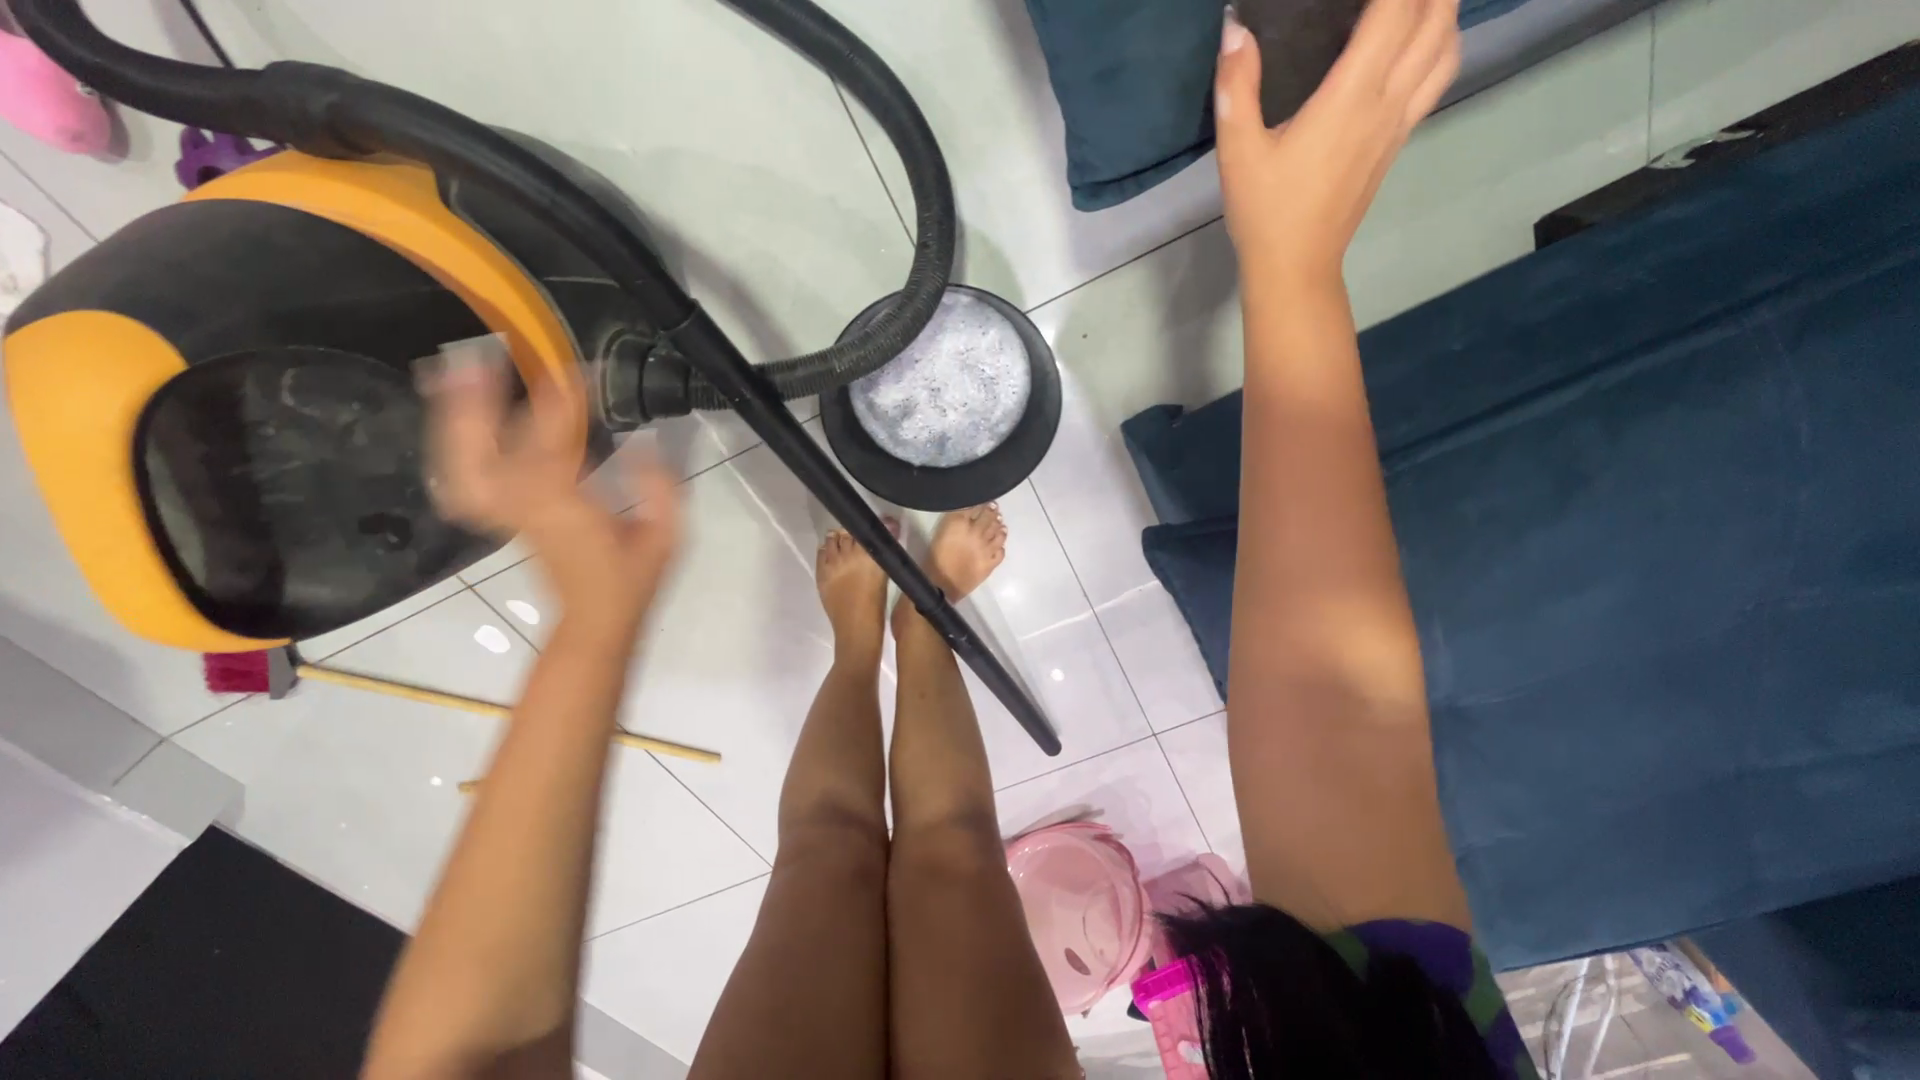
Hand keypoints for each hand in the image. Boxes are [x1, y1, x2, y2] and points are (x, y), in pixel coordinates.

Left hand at [423, 340, 681, 632]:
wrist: (596, 620)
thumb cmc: (633, 579)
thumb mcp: (666, 536)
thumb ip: (659, 488)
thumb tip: (645, 444)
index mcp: (569, 511)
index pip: (555, 448)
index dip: (561, 405)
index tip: (573, 369)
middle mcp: (528, 508)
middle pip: (488, 453)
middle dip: (478, 405)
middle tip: (477, 357)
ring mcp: (508, 512)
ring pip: (466, 463)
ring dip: (457, 417)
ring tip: (455, 370)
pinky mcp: (503, 513)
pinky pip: (465, 476)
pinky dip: (454, 442)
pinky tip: (456, 412)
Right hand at [1215, 0, 1459, 284]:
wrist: (1297, 266)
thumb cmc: (1265, 210)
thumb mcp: (1237, 151)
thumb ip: (1237, 85)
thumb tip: (1236, 27)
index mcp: (1350, 97)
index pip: (1394, 10)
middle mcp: (1387, 101)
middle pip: (1436, 17)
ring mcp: (1400, 122)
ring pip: (1448, 44)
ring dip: (1442, 8)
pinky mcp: (1399, 139)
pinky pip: (1439, 74)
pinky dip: (1440, 40)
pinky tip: (1419, 36)